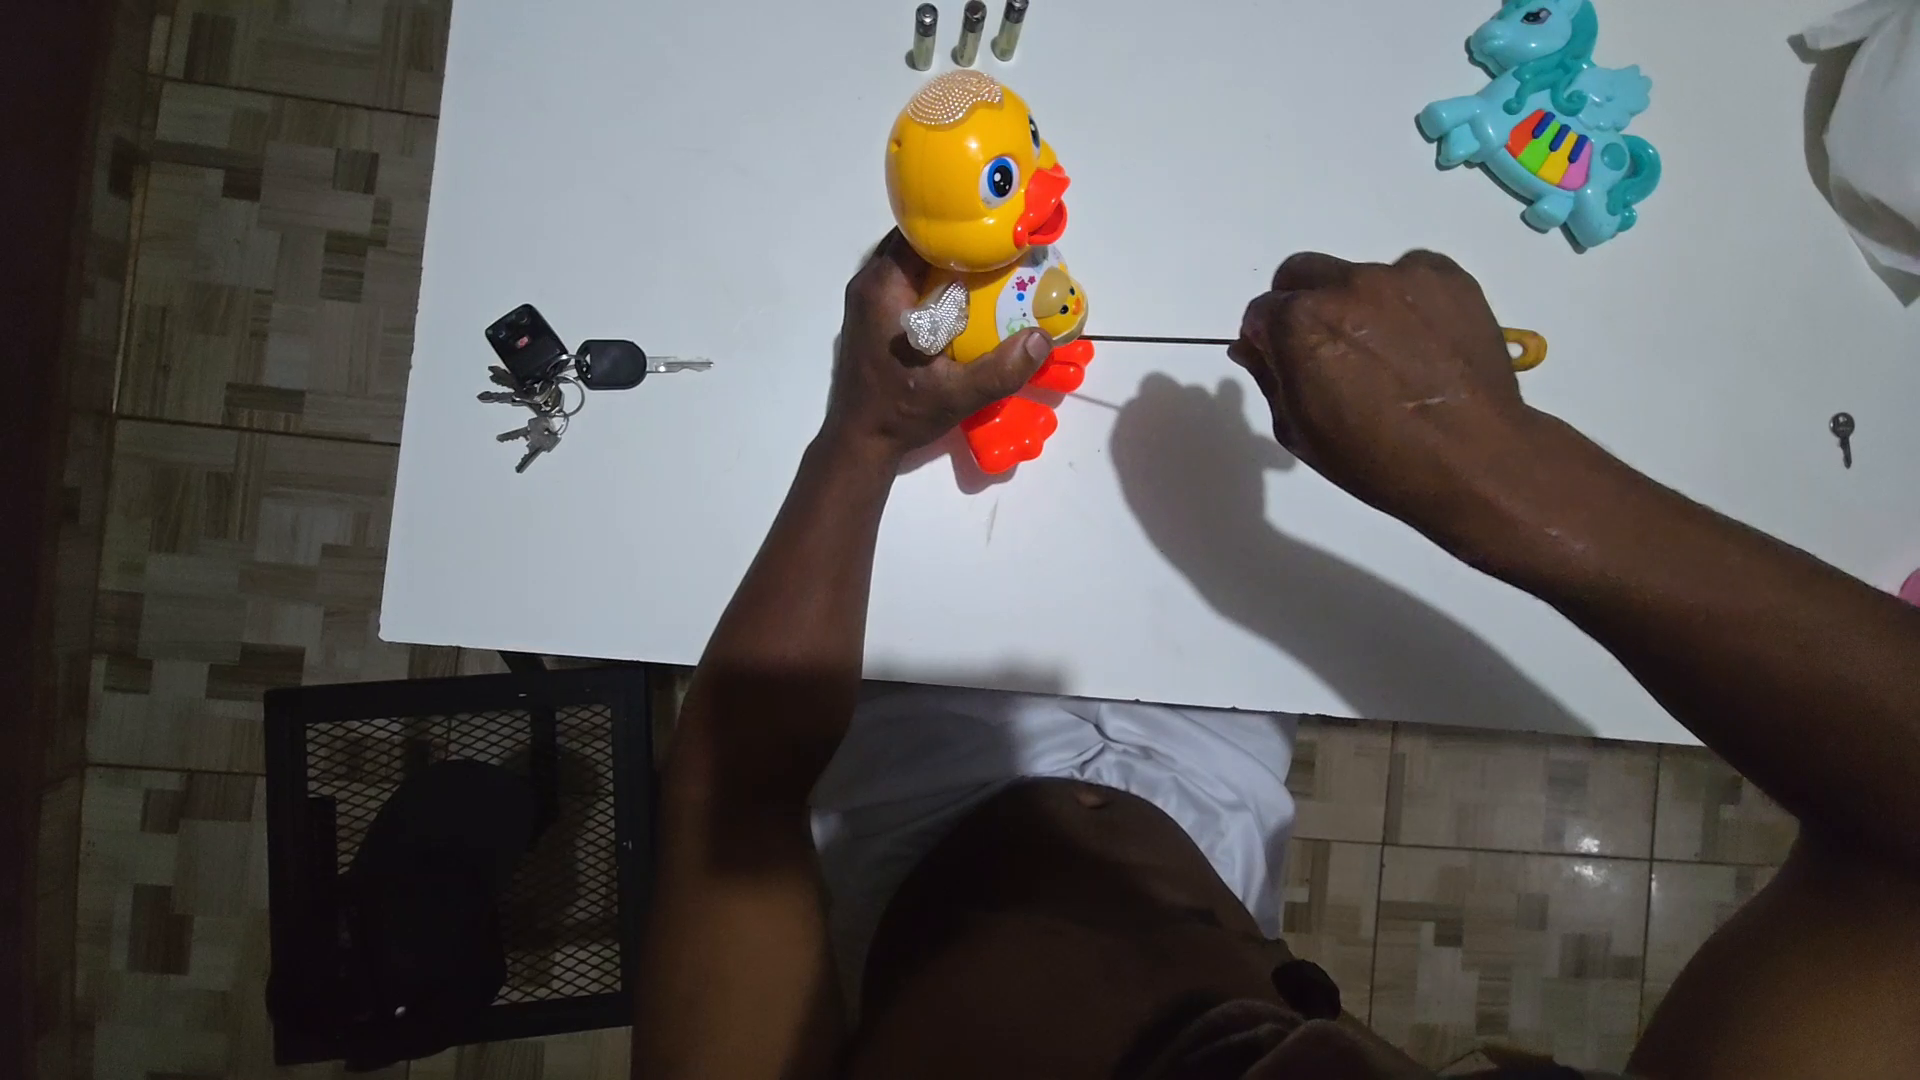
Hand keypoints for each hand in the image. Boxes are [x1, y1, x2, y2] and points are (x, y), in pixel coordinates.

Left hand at [824, 231, 1051, 460]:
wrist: (858, 443)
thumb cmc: (899, 414)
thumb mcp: (954, 395)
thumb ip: (999, 370)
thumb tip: (1042, 340)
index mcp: (884, 288)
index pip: (923, 230)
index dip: (963, 224)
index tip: (1000, 230)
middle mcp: (870, 284)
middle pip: (919, 241)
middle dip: (960, 241)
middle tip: (1002, 248)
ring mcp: (868, 300)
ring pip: (912, 260)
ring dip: (948, 262)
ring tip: (989, 268)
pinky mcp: (871, 317)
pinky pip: (907, 283)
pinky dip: (935, 282)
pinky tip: (964, 298)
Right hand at [1229, 250, 1540, 544]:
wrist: (1468, 457)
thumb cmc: (1368, 456)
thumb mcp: (1295, 428)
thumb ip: (1268, 376)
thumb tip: (1253, 347)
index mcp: (1298, 323)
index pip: (1259, 312)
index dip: (1263, 339)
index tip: (1281, 362)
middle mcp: (1345, 285)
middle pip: (1300, 273)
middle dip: (1297, 304)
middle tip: (1320, 348)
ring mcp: (1400, 276)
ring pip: (1354, 277)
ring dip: (1353, 304)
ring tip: (1380, 350)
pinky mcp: (1447, 276)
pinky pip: (1407, 276)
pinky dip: (1402, 301)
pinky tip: (1416, 341)